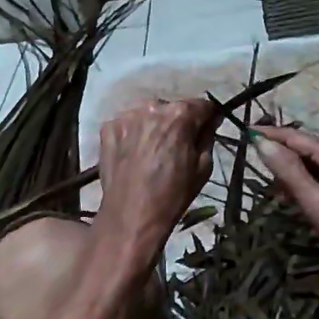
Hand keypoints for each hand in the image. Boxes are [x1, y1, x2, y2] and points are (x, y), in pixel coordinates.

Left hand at [94, 99, 216, 247]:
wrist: (131, 214)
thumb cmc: (173, 193)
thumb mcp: (203, 167)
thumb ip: (207, 136)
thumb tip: (210, 121)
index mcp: (179, 115)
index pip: (201, 105)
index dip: (207, 117)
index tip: (206, 128)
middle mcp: (151, 107)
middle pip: (171, 108)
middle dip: (177, 122)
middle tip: (175, 145)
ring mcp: (126, 116)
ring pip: (147, 114)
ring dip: (153, 125)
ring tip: (152, 150)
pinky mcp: (108, 127)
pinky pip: (127, 124)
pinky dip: (133, 134)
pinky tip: (134, 153)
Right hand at [251, 126, 318, 285]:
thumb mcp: (314, 203)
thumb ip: (287, 171)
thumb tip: (261, 141)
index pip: (295, 137)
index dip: (269, 135)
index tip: (245, 132)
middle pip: (305, 148)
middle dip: (281, 158)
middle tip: (258, 172)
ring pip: (314, 163)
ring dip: (294, 174)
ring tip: (278, 192)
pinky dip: (308, 183)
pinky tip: (299, 200)